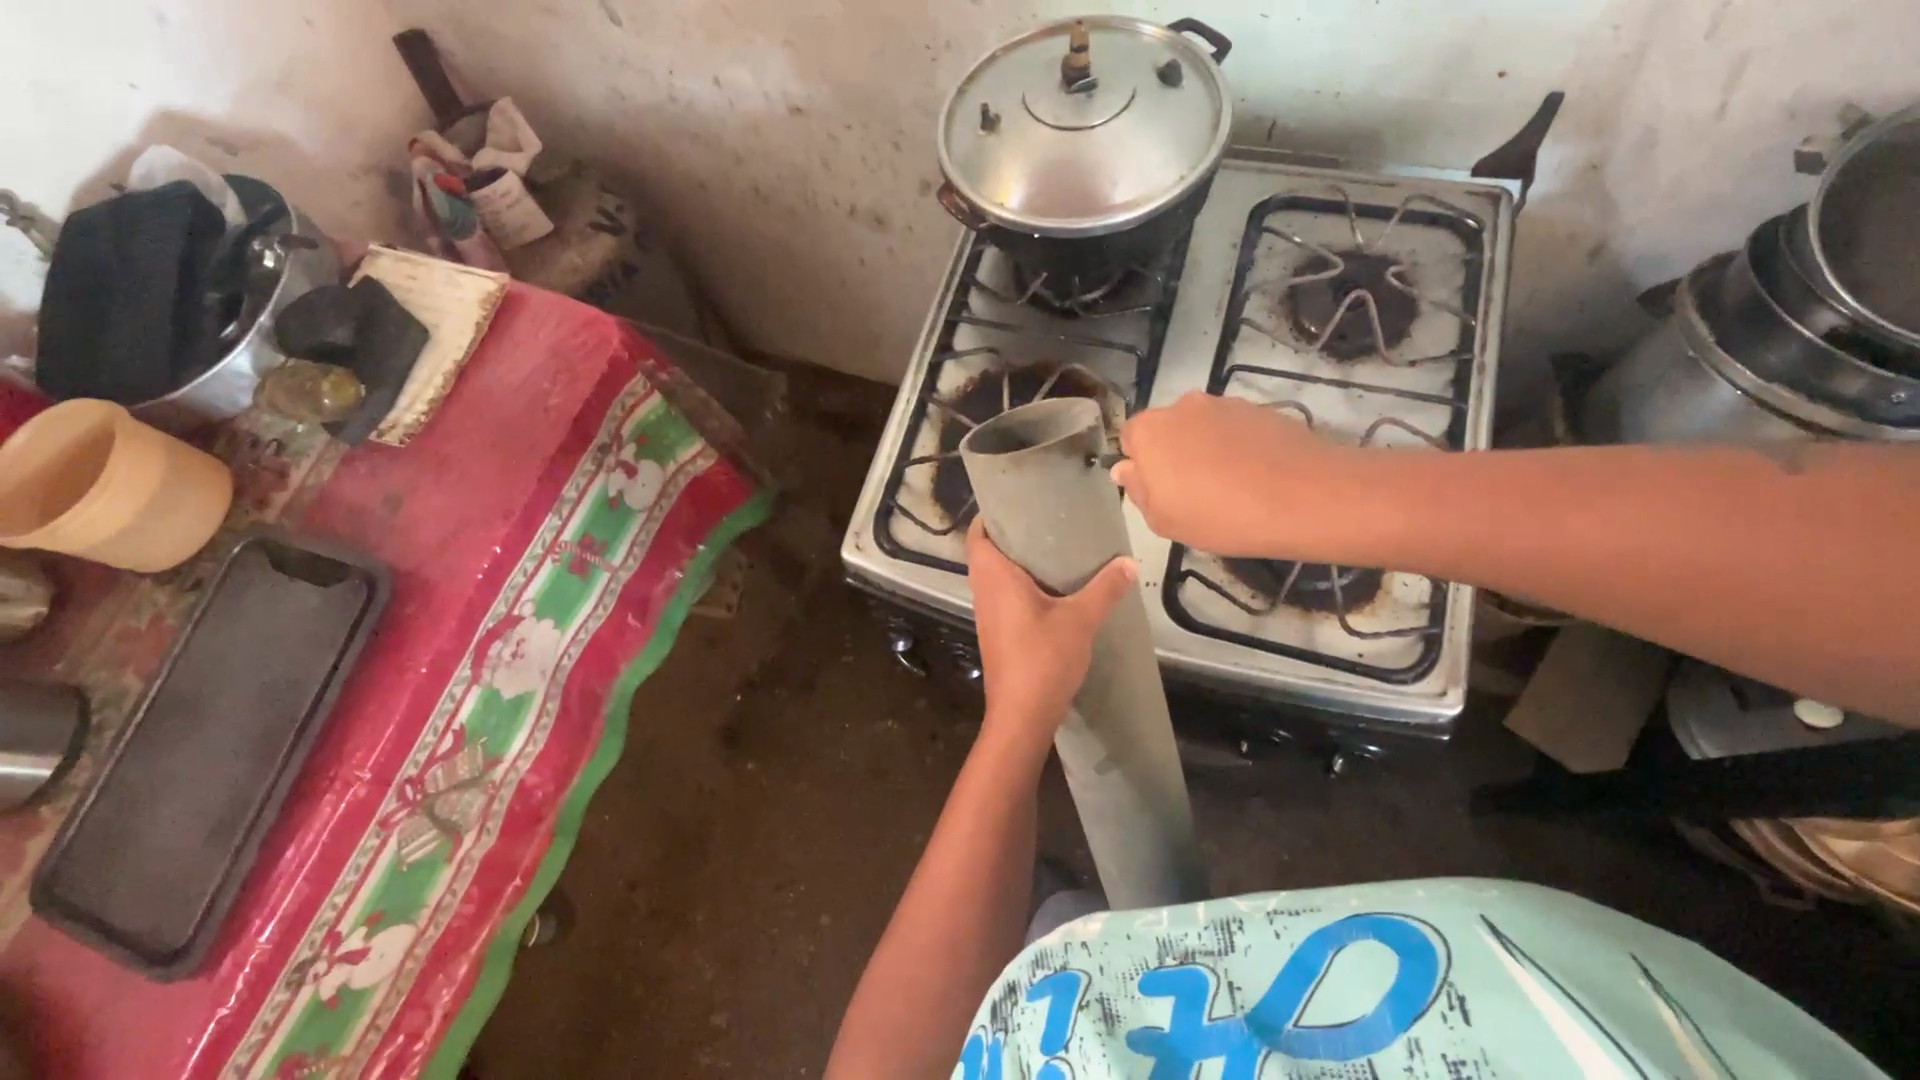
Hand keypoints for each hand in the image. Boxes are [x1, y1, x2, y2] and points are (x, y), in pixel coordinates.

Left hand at [966, 519, 1136, 756]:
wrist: (1022, 715)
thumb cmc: (1042, 659)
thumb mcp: (1080, 620)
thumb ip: (1105, 589)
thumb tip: (1129, 562)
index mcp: (995, 578)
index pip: (978, 535)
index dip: (990, 516)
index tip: (1015, 502)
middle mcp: (984, 593)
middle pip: (986, 554)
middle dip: (1009, 537)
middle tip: (1042, 522)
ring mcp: (988, 617)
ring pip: (995, 579)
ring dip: (1015, 564)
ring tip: (1050, 550)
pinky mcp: (997, 636)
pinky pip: (1003, 599)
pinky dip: (1020, 588)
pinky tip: (1049, 591)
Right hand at [1112, 392, 1360, 557]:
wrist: (1302, 497)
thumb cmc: (1219, 515)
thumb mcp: (1163, 520)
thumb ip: (1138, 490)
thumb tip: (1125, 468)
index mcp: (1149, 431)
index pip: (1129, 438)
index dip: (1142, 466)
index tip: (1161, 492)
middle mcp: (1181, 406)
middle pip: (1166, 429)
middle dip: (1173, 454)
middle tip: (1193, 492)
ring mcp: (1223, 404)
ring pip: (1201, 428)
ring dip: (1206, 450)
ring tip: (1228, 486)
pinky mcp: (1259, 409)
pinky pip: (1234, 429)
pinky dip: (1237, 447)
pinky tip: (1254, 476)